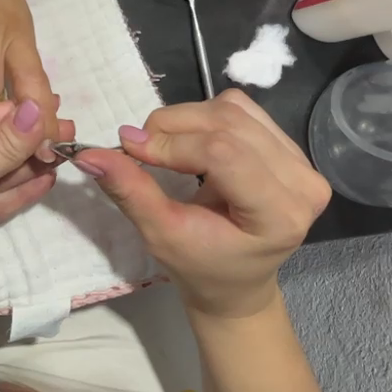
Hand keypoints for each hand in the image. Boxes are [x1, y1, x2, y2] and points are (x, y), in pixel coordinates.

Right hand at [77, 91, 331, 318]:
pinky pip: (243, 111)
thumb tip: (88, 154)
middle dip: (172, 126)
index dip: (170, 144)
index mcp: (279, 214)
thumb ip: (130, 191)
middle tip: (138, 147)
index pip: (222, 154)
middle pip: (228, 123)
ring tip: (162, 146)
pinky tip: (189, 144)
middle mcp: (303, 182)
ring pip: (234, 109)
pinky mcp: (291, 149)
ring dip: (186, 119)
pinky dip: (204, 118)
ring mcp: (303, 161)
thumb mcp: (160, 234)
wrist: (235, 282)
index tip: (126, 147)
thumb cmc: (199, 267)